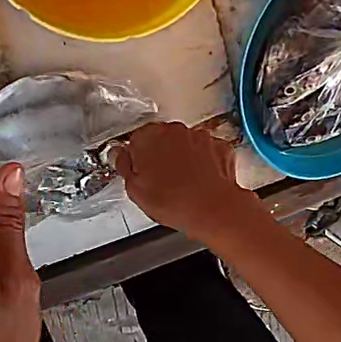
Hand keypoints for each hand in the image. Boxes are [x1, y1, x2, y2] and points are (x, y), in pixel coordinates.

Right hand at [116, 122, 264, 243]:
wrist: (212, 210)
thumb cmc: (174, 201)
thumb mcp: (134, 189)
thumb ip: (124, 166)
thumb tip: (120, 157)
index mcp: (148, 137)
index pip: (134, 140)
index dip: (134, 157)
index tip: (137, 170)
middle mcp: (175, 131)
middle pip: (160, 138)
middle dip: (158, 155)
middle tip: (157, 180)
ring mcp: (200, 137)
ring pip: (184, 144)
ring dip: (181, 158)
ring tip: (179, 184)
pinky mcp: (220, 147)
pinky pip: (206, 151)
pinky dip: (202, 162)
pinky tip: (196, 181)